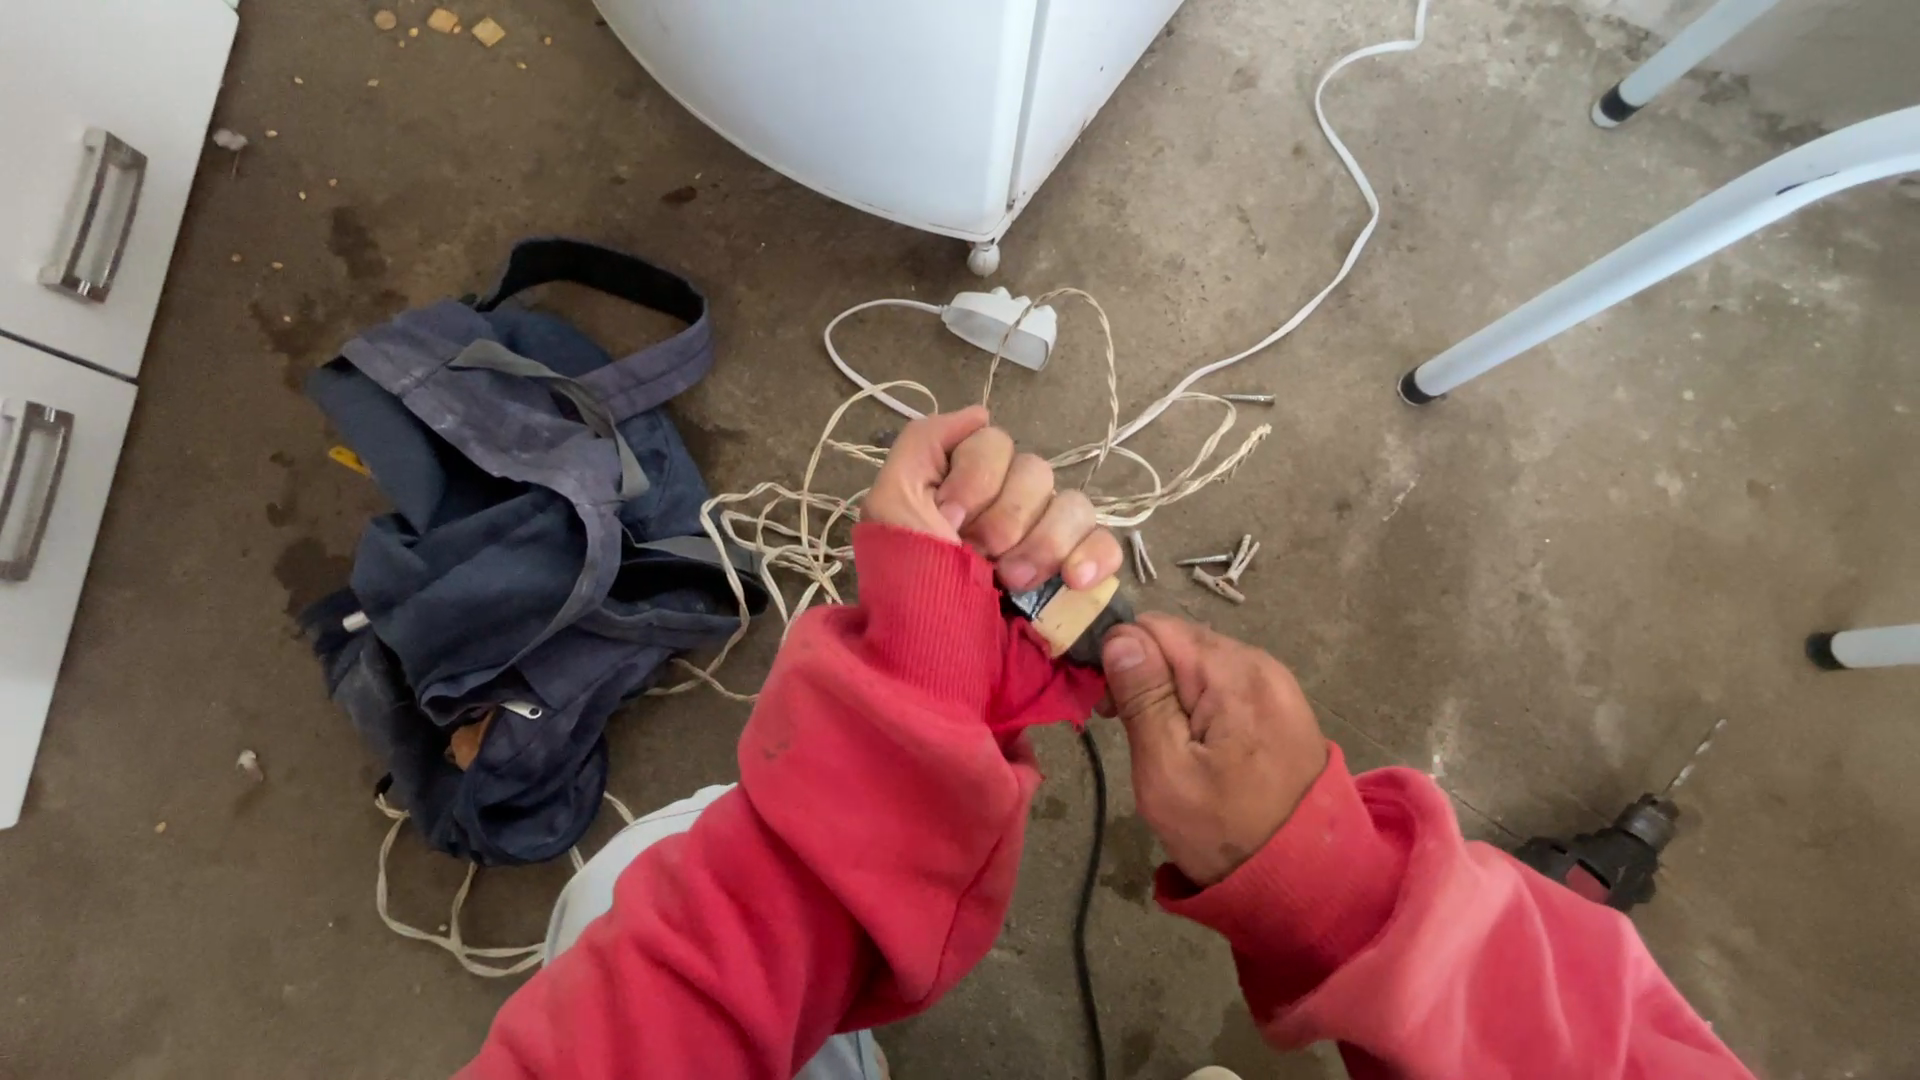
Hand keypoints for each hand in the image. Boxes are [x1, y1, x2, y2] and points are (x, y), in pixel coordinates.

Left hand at [864, 407, 1122, 591]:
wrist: (937, 667)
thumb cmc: (909, 588)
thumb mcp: (890, 507)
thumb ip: (923, 444)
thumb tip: (979, 413)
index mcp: (968, 488)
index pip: (994, 444)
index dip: (974, 479)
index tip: (948, 522)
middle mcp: (1011, 507)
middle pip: (1036, 472)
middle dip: (1004, 517)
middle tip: (980, 558)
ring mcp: (1048, 542)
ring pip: (1074, 504)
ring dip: (1043, 542)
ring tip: (1015, 583)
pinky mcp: (1078, 578)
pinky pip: (1107, 544)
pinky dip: (1094, 556)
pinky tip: (1072, 580)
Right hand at [1100, 614, 1328, 886]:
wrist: (1304, 881)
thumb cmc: (1223, 830)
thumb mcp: (1166, 770)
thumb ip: (1142, 697)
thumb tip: (1118, 634)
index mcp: (1232, 673)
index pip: (1153, 627)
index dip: (1118, 656)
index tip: (1106, 705)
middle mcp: (1258, 662)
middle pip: (1176, 640)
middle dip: (1142, 673)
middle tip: (1129, 728)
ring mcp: (1273, 681)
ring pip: (1196, 659)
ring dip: (1167, 687)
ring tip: (1160, 738)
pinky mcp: (1278, 701)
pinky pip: (1221, 679)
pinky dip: (1195, 699)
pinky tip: (1192, 737)